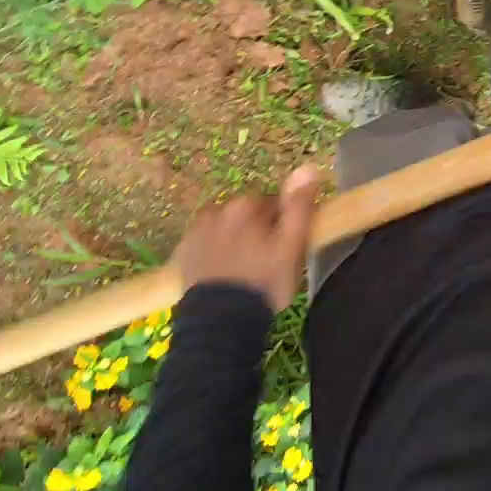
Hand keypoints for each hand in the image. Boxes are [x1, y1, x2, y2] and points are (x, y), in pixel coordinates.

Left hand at [172, 165, 322, 310]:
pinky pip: (206, 243)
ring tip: (244, 268)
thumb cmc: (264, 282)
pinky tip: (224, 272)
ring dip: (236, 238)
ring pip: (226, 227)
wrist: (219, 323)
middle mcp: (216, 211)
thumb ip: (299, 206)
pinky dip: (215, 251)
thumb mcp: (292, 244)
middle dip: (257, 229)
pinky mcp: (182, 254)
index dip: (282, 223)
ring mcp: (195, 233)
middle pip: (247, 214)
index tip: (285, 246)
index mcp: (246, 206)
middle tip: (267, 259)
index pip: (273, 203)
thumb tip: (308, 167)